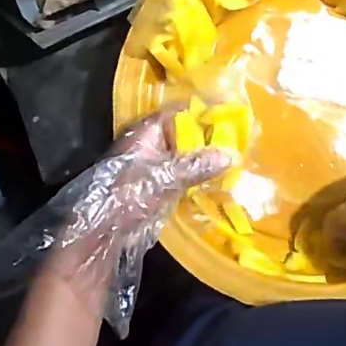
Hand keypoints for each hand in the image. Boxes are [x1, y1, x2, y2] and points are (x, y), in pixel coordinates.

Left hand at [17, 111, 230, 335]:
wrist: (103, 233)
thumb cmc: (127, 196)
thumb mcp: (163, 177)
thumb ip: (196, 165)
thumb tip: (232, 154)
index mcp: (147, 132)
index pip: (180, 111)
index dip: (204, 111)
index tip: (233, 114)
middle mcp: (152, 144)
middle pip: (187, 134)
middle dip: (211, 138)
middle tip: (243, 139)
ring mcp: (156, 167)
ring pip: (188, 157)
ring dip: (208, 160)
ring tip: (240, 158)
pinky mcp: (160, 188)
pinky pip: (186, 176)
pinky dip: (202, 178)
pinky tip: (224, 180)